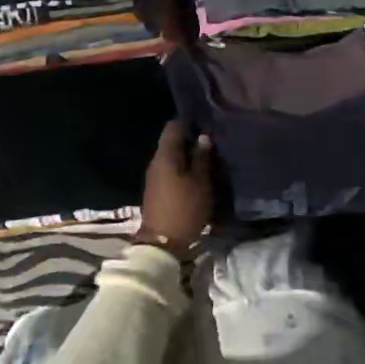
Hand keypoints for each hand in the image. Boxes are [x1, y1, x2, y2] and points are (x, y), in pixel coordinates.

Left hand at [139, 121, 212, 259]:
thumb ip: (201, 157)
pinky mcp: (155, 189)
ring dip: (187, 155)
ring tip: (207, 157)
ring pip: (171, 156)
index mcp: (165, 155)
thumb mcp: (200, 182)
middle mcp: (155, 161)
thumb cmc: (185, 208)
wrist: (162, 242)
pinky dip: (182, 168)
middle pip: (171, 141)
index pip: (173, 126)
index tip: (205, 122)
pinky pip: (169, 170)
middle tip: (211, 141)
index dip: (188, 121)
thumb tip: (203, 136)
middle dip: (190, 139)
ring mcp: (153, 176)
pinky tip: (196, 174)